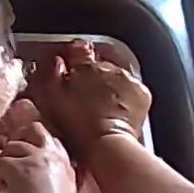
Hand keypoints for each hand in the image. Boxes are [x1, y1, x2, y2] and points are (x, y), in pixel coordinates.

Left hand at [0, 122, 78, 192]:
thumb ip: (50, 184)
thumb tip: (33, 184)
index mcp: (68, 165)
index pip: (51, 140)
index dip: (34, 143)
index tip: (23, 154)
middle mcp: (55, 156)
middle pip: (34, 130)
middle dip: (18, 139)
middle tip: (6, 155)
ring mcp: (36, 159)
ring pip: (12, 146)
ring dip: (3, 160)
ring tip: (1, 179)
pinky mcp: (18, 168)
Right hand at [32, 45, 151, 160]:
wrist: (106, 142)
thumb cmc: (76, 124)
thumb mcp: (52, 100)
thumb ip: (51, 77)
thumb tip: (56, 63)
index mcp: (85, 66)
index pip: (79, 51)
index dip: (74, 57)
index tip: (71, 66)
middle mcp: (108, 68)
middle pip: (99, 66)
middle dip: (93, 78)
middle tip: (84, 98)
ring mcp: (127, 79)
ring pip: (116, 78)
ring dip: (109, 88)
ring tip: (100, 109)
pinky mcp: (141, 93)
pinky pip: (132, 90)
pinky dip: (125, 98)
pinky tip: (115, 112)